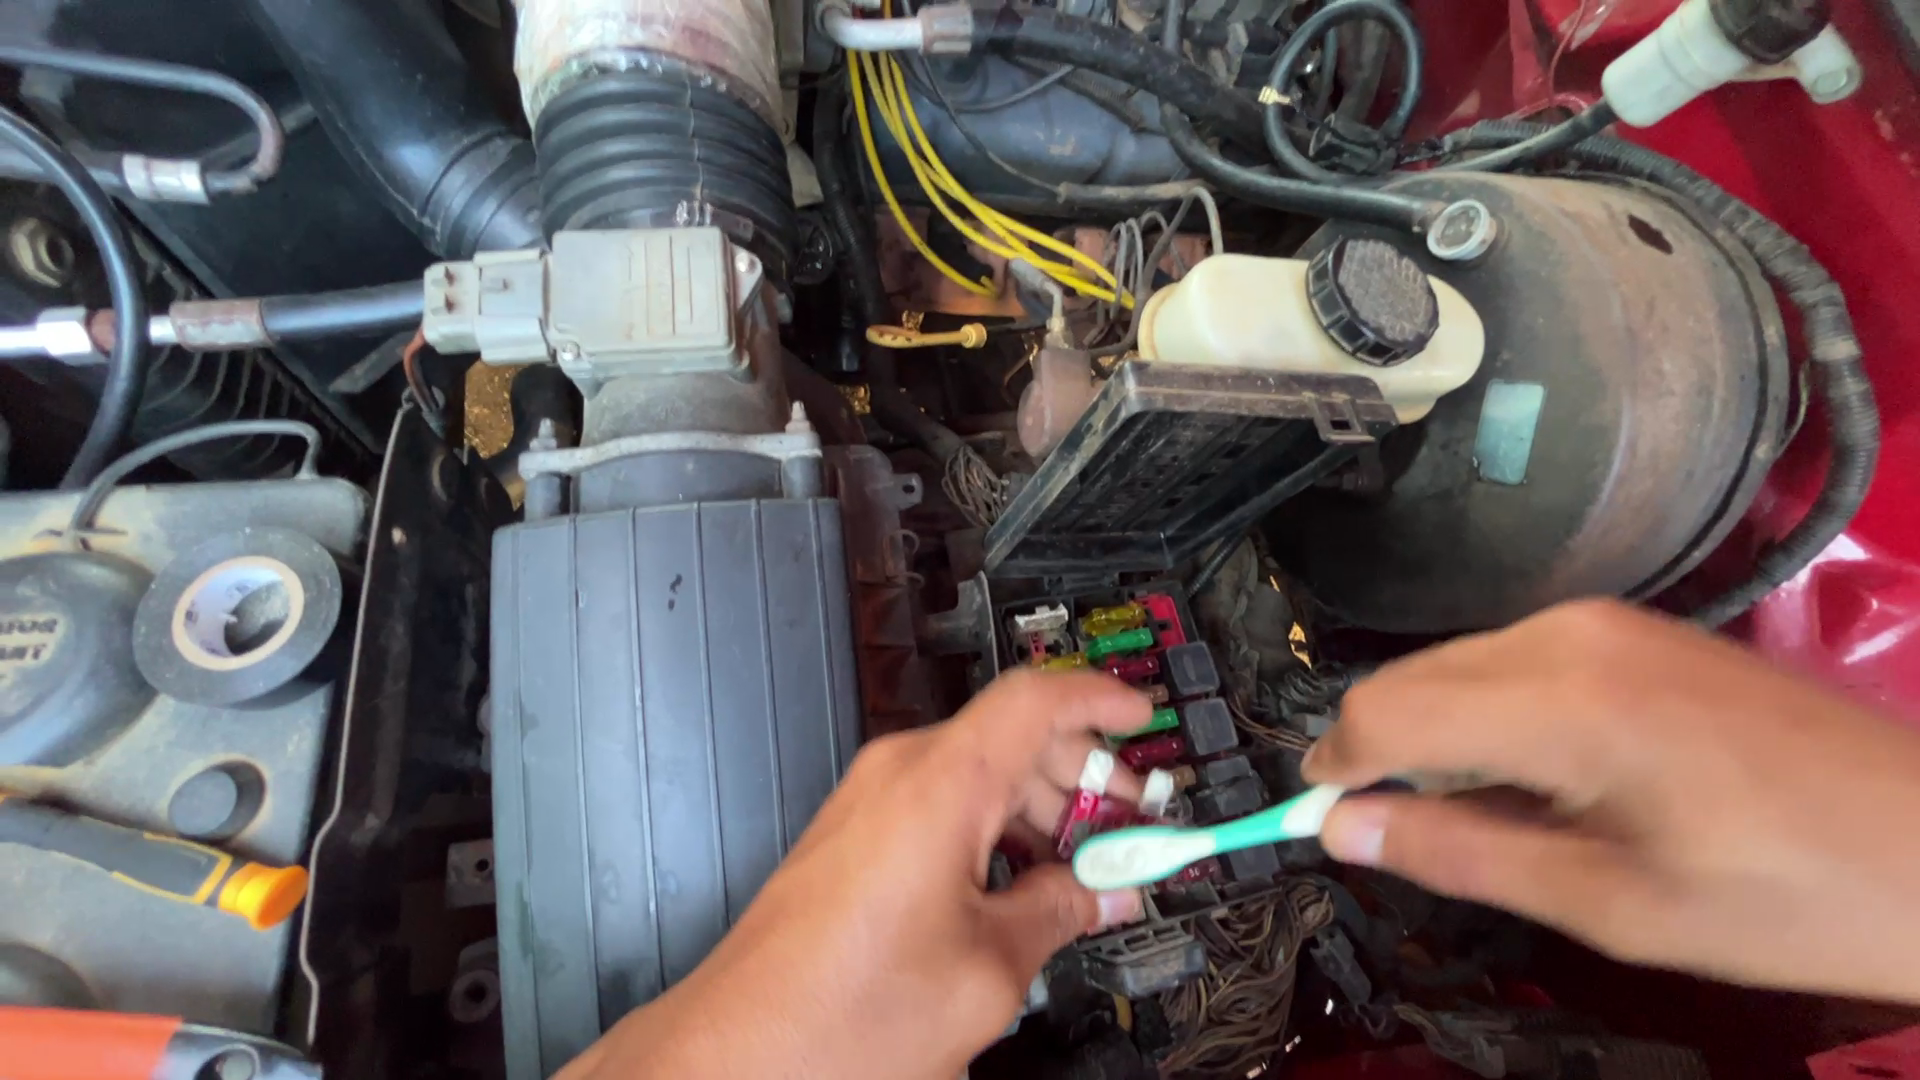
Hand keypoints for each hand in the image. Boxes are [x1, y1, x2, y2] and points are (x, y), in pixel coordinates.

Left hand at [558, 670, 1150, 1079]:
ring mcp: (877, 795)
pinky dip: (996, 828)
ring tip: (1088, 869)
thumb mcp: (986, 970)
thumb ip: (1058, 912)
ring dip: (1041, 809)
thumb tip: (1103, 890)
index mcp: (941, 783)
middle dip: (1083, 777)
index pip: (1035, 700)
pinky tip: (1027, 881)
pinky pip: (947, 801)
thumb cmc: (844, 1013)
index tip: (1140, 719)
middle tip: (1132, 830)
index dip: (1097, 699)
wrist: (736, 1050)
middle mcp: (904, 770)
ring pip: (983, 771)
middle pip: (1016, 737)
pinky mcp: (863, 826)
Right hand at [1303, 599, 1919, 1003]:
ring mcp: (1586, 620)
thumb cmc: (1791, 898)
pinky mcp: (1610, 622)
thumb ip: (1456, 854)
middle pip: (1402, 681)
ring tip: (1478, 799)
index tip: (1328, 814)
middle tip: (1400, 823)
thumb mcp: (1612, 905)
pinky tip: (1525, 758)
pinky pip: (1489, 658)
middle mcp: (1558, 636)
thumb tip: (1339, 829)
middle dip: (1377, 749)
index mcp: (1563, 707)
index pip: (1385, 712)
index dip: (1337, 762)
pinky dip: (1470, 707)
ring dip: (1424, 729)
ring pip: (1440, 666)